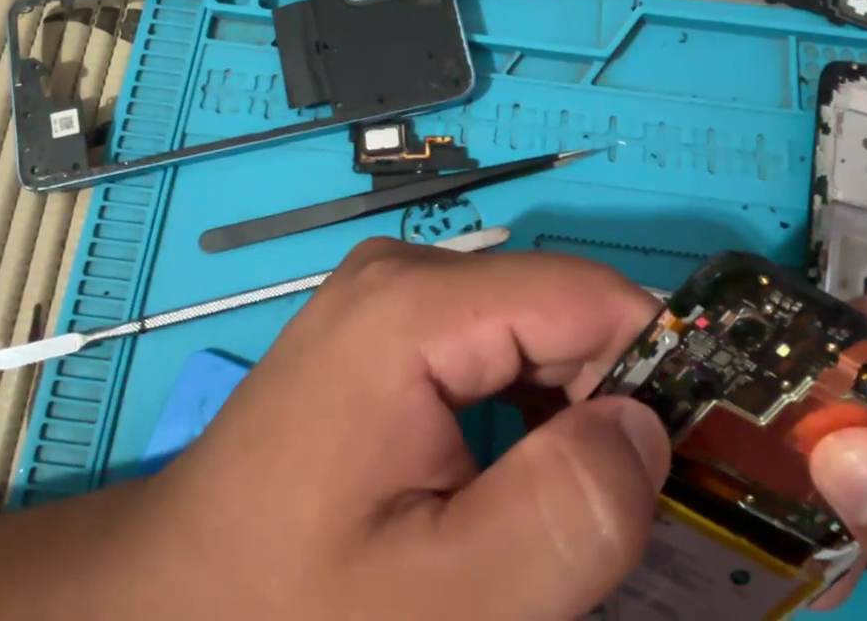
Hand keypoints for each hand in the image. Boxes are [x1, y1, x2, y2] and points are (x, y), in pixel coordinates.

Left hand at [116, 239, 671, 618]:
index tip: (691, 466)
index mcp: (416, 310)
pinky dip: (526, 415)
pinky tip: (511, 488)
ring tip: (560, 514)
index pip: (589, 297)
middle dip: (612, 405)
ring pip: (532, 337)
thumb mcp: (450, 596)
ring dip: (571, 418)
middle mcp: (404, 278)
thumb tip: (648, 429)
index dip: (657, 370)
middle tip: (619, 516)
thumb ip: (569, 511)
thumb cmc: (294, 607)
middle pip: (561, 314)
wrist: (174, 600)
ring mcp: (389, 301)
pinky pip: (489, 354)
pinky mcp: (384, 334)